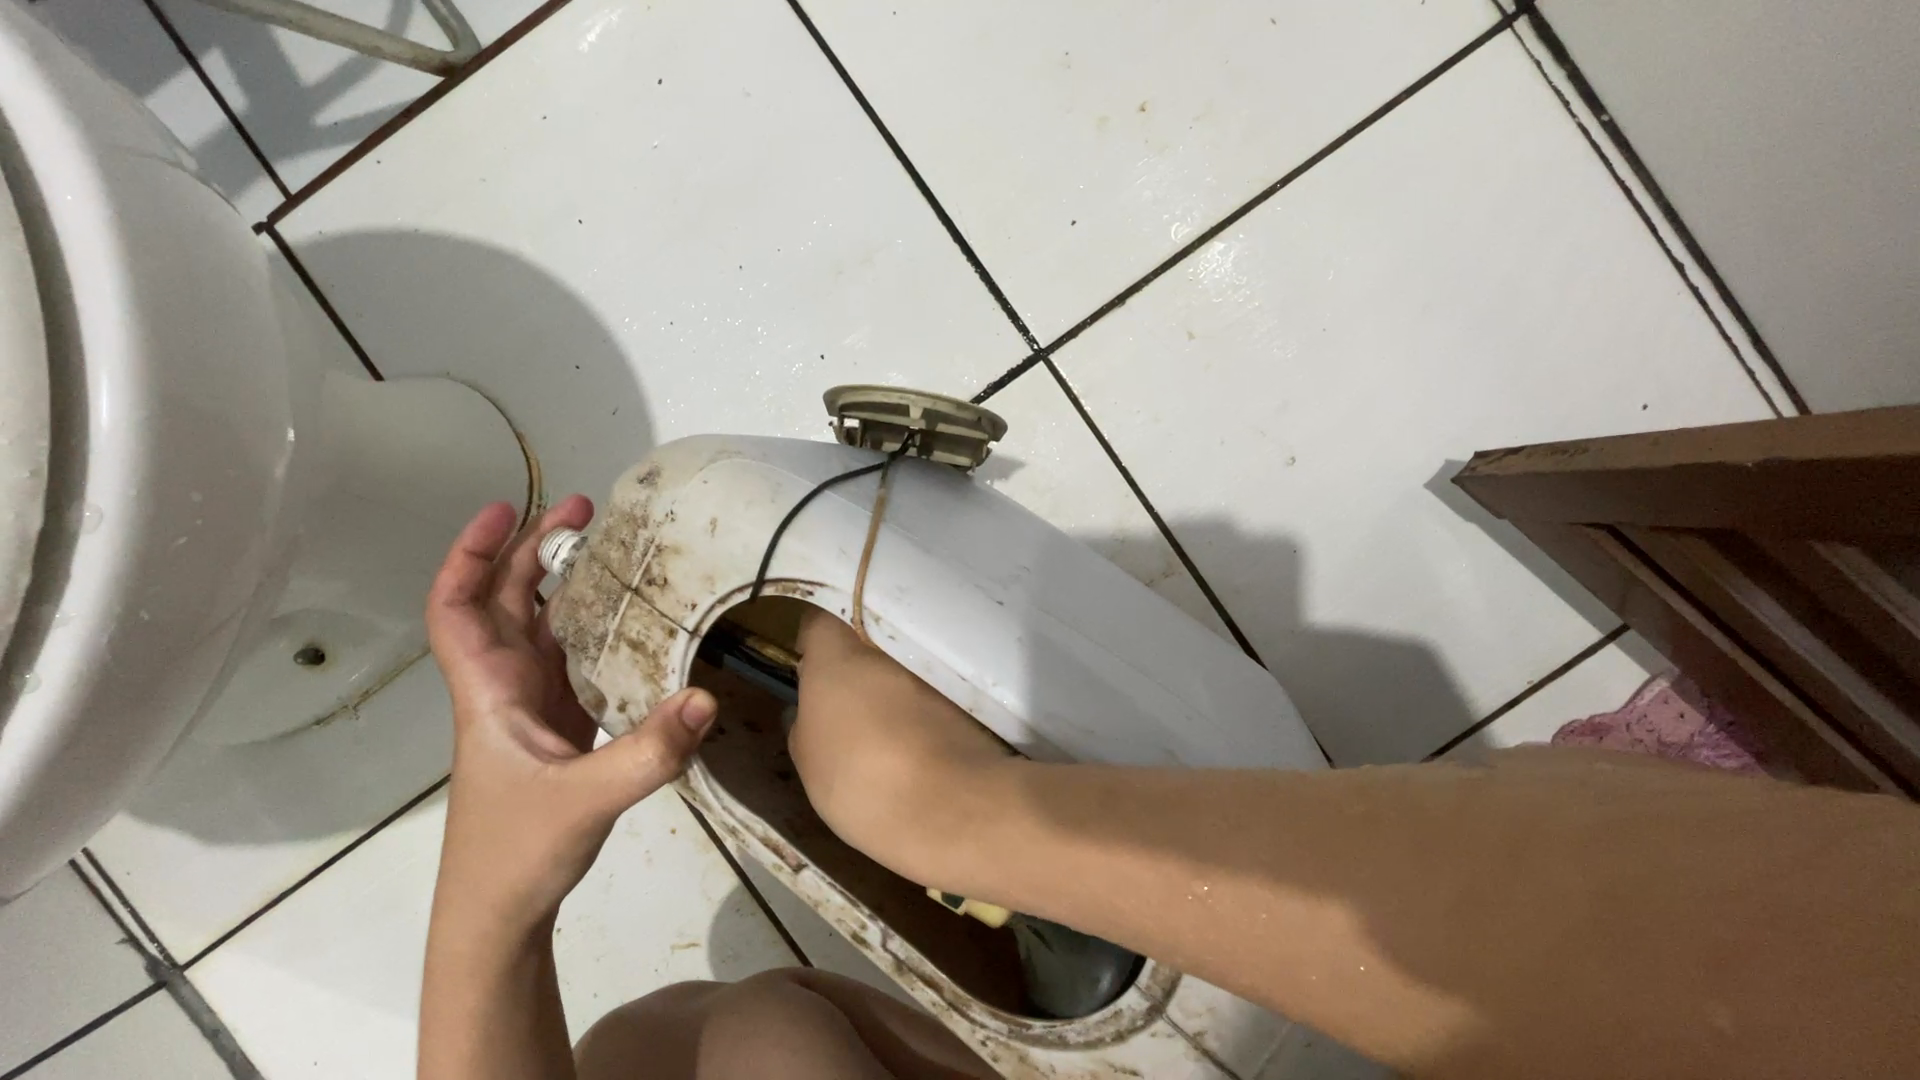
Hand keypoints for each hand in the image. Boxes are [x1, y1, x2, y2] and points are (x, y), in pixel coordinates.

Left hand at [425, 497, 718, 932]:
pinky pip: (570, 663)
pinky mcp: (559, 730)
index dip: (470, 555)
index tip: (505, 509)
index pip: (457, 608)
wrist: (499, 915)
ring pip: (539, 631)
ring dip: (565, 587)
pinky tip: (632, 622)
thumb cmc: (516, 853)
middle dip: (535, 552)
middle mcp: (505, 690)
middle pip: (506, 605)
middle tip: (586, 510)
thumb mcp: (586, 799)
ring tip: (613, 550)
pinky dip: (592, 631)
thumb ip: (648, 752)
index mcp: (489, 692)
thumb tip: (707, 697)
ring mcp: (532, 710)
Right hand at [787, 608, 1018, 889]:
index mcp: (839, 659)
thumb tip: (806, 711)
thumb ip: (804, 725)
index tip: (806, 669)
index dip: (810, 644)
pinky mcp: (963, 701)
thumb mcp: (809, 761)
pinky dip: (919, 722)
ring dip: (889, 699)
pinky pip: (929, 702)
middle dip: (853, 676)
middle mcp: (887, 654)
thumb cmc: (861, 780)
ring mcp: (929, 675)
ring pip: (899, 676)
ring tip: (881, 744)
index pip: (819, 624)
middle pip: (864, 650)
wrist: (953, 806)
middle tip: (842, 715)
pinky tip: (914, 757)